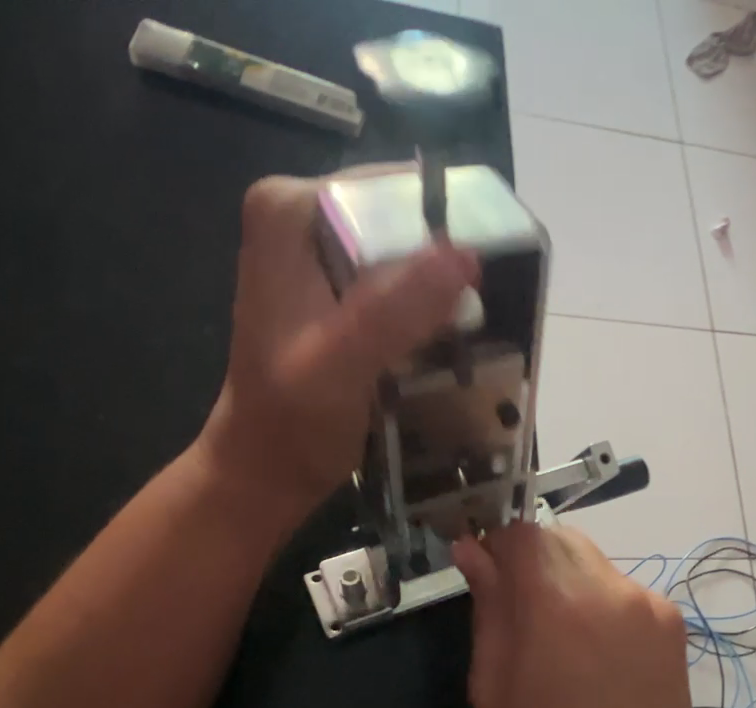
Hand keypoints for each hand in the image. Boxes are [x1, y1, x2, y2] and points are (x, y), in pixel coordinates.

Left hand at [200, 173, 479, 514]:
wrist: (268, 469)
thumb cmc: (291, 422)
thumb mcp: (338, 365)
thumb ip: (391, 310)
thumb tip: (467, 256)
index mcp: (289, 210)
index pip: (393, 190)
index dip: (448, 228)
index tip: (487, 280)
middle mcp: (305, 214)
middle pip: (406, 216)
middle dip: (450, 261)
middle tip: (484, 312)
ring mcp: (324, 250)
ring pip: (412, 248)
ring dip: (448, 288)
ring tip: (477, 328)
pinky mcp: (342, 285)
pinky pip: (406, 277)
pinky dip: (433, 306)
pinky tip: (454, 337)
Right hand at [452, 525, 723, 707]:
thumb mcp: (494, 688)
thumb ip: (488, 608)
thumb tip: (471, 551)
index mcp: (556, 604)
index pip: (521, 530)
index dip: (497, 540)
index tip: (484, 566)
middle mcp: (610, 587)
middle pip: (560, 538)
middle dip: (532, 558)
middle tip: (518, 607)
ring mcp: (649, 601)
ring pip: (592, 562)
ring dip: (567, 579)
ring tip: (560, 641)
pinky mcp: (673, 619)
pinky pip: (622, 590)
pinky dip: (600, 603)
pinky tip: (596, 655)